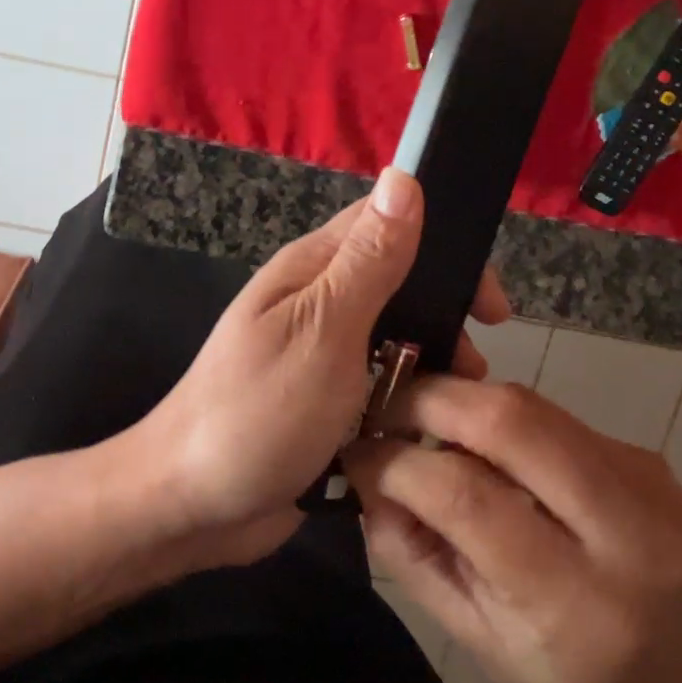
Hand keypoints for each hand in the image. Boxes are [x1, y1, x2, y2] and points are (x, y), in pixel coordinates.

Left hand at [120, 169, 509, 565]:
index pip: (386, 224)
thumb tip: (403, 177)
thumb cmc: (258, 412)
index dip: (444, 248)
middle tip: (474, 367)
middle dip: (442, 316)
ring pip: (390, 339)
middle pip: (395, 284)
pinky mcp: (320, 401)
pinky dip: (402, 400)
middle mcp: (314, 302)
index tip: (490, 306)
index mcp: (310, 269)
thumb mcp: (322, 330)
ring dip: (427, 364)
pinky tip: (423, 432)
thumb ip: (367, 262)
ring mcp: (315, 354)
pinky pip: (375, 386)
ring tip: (452, 407)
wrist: (191, 504)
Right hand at [345, 378, 681, 682]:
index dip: (395, 463)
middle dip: (427, 398)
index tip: (357, 454)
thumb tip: (366, 475)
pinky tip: (489, 452)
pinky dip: (500, 420)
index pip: (466, 497)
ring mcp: (647, 482)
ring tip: (427, 427)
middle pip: (509, 419)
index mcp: (575, 602)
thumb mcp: (478, 637)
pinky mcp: (647, 456)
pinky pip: (552, 415)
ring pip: (529, 401)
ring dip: (461, 401)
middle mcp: (625, 530)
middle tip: (385, 412)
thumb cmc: (572, 677)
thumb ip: (411, 556)